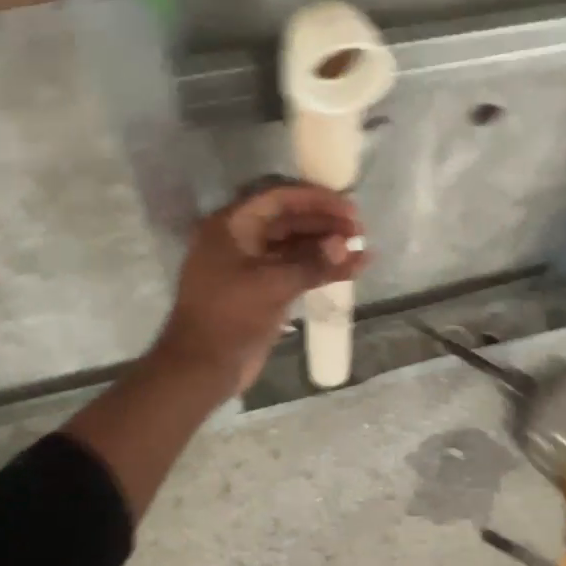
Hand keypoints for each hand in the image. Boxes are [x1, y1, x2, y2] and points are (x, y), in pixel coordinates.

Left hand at [151, 182, 369, 393]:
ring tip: (363, 250)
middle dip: (325, 224)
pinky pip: (296, 271)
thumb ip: (312, 263)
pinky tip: (353, 270)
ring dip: (328, 248)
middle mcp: (240, 240)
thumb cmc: (230, 317)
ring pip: (296, 247)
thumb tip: (346, 246)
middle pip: (289, 221)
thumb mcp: (272, 285)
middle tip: (360, 231)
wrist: (203, 367)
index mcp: (231, 226)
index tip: (349, 208)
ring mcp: (251, 267)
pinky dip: (321, 270)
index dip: (316, 200)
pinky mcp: (262, 291)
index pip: (279, 198)